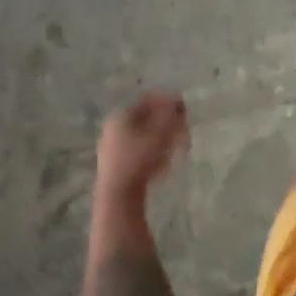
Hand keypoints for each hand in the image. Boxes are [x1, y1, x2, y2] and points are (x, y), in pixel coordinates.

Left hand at [90, 93, 188, 247]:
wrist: (118, 195)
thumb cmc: (139, 159)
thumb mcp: (160, 133)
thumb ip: (170, 114)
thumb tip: (177, 101)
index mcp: (120, 116)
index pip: (147, 100)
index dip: (167, 101)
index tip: (183, 107)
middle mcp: (113, 128)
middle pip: (145, 118)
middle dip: (166, 121)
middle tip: (182, 127)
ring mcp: (112, 147)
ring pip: (142, 135)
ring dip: (162, 136)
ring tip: (177, 144)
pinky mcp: (115, 164)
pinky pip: (138, 150)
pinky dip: (153, 149)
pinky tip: (164, 160)